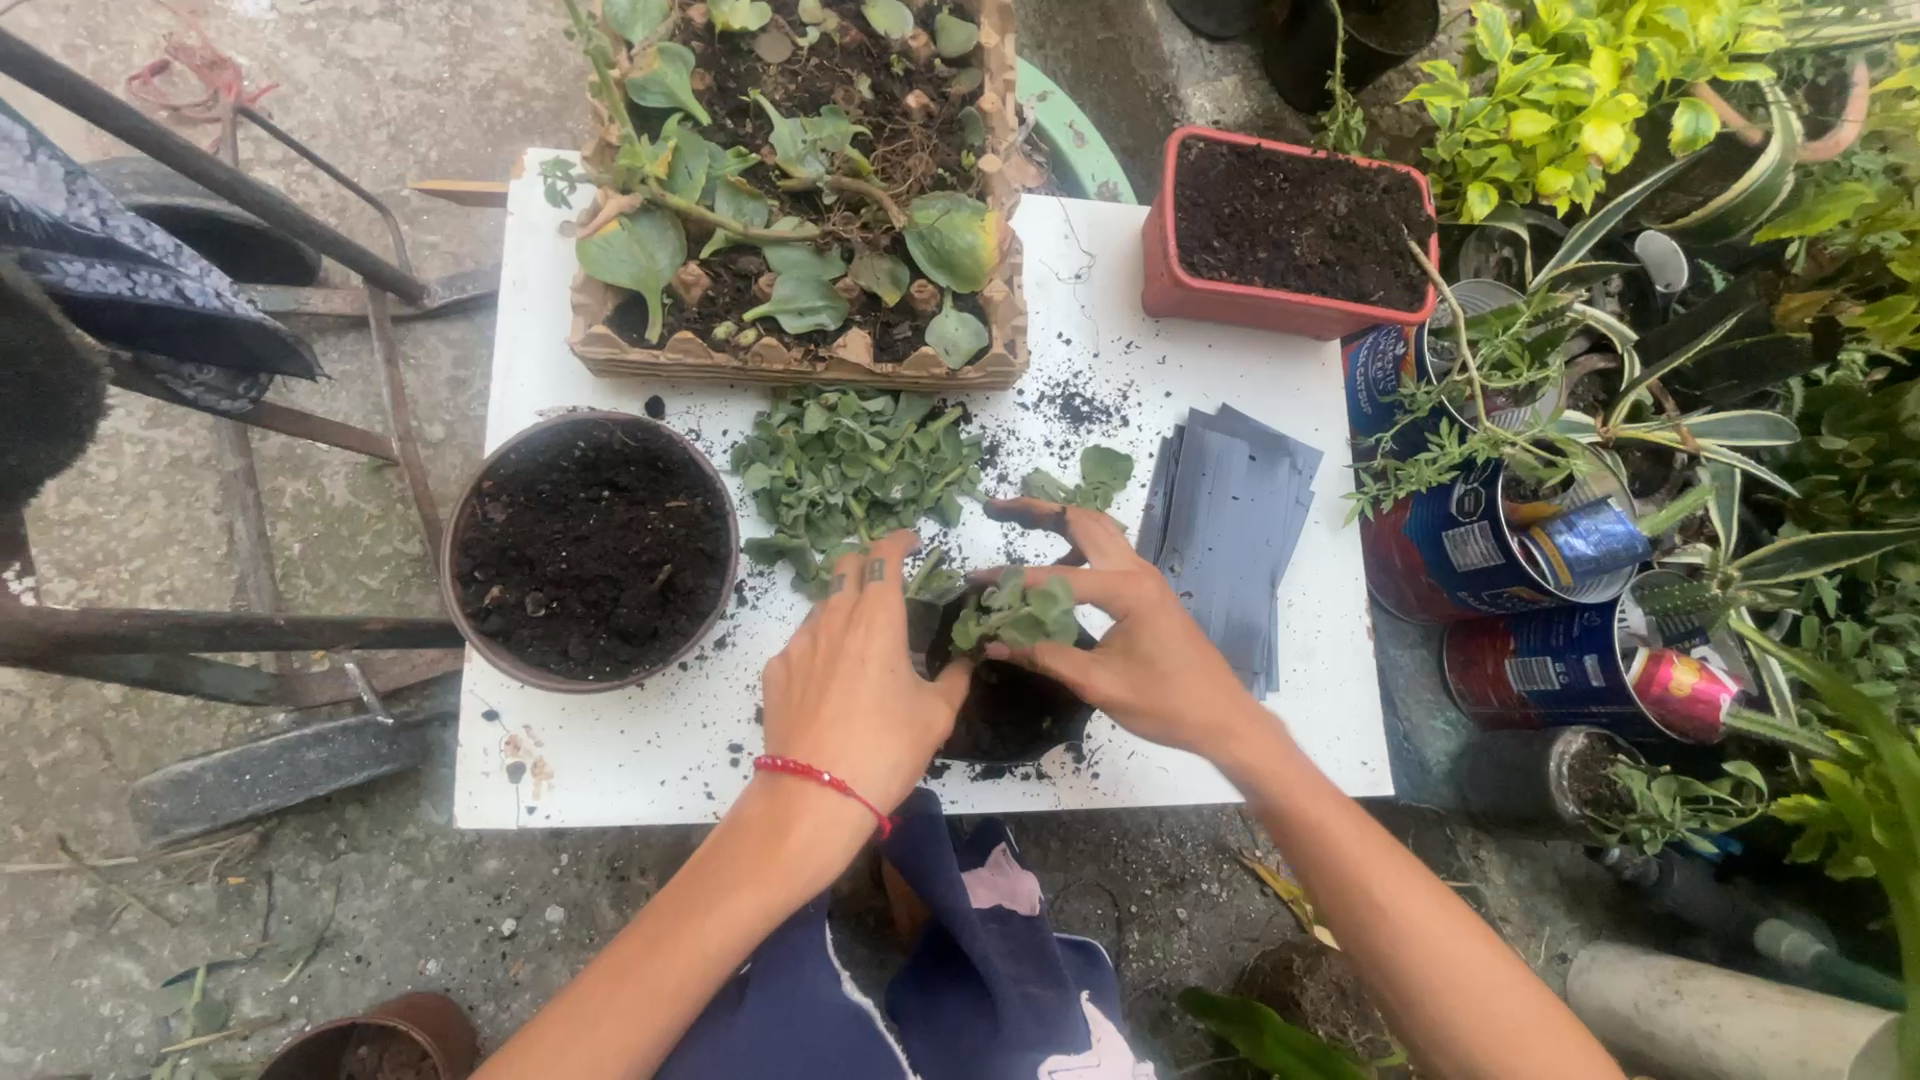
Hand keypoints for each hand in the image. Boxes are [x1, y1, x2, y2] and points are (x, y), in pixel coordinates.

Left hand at [759, 529, 972, 816]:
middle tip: (889, 581)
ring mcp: (798, 644)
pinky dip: (821, 644)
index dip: (898, 540)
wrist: (815, 796)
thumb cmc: (886, 749)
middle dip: (868, 562)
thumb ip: (955, 677)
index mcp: (877, 619)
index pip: (883, 555)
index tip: (912, 542)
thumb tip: (965, 659)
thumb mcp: (937, 715)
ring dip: (845, 605)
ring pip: (822, 604)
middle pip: (845, 566)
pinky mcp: (776, 671)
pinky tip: (833, 679)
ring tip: (863, 642)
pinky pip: (802, 642)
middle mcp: (833, 619)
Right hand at [977, 498, 1280, 762]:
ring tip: (1023, 522)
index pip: (1056, 576)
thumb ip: (1045, 657)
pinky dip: (1080, 544)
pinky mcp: (1149, 590)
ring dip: (1062, 520)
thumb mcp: (1099, 684)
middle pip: (1084, 520)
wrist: (1223, 717)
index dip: (1011, 579)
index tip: (974, 579)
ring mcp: (1147, 577)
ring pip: (1101, 529)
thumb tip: (994, 645)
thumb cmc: (1166, 704)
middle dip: (1040, 509)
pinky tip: (1059, 568)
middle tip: (999, 508)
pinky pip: (1111, 551)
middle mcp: (1138, 571)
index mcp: (1127, 591)